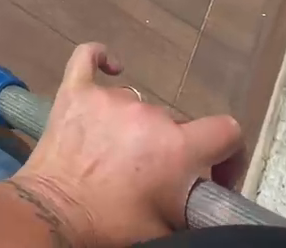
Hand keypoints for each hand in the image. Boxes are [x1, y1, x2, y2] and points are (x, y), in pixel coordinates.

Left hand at [7, 43, 242, 247]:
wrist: (55, 212)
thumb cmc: (113, 225)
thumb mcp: (169, 229)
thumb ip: (195, 209)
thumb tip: (205, 201)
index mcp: (177, 147)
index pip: (228, 131)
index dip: (230, 154)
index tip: (215, 176)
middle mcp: (147, 113)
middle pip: (175, 122)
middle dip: (172, 148)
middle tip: (154, 177)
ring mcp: (108, 97)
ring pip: (137, 103)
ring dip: (136, 125)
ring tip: (118, 152)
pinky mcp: (75, 89)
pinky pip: (87, 57)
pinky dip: (100, 58)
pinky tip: (110, 66)